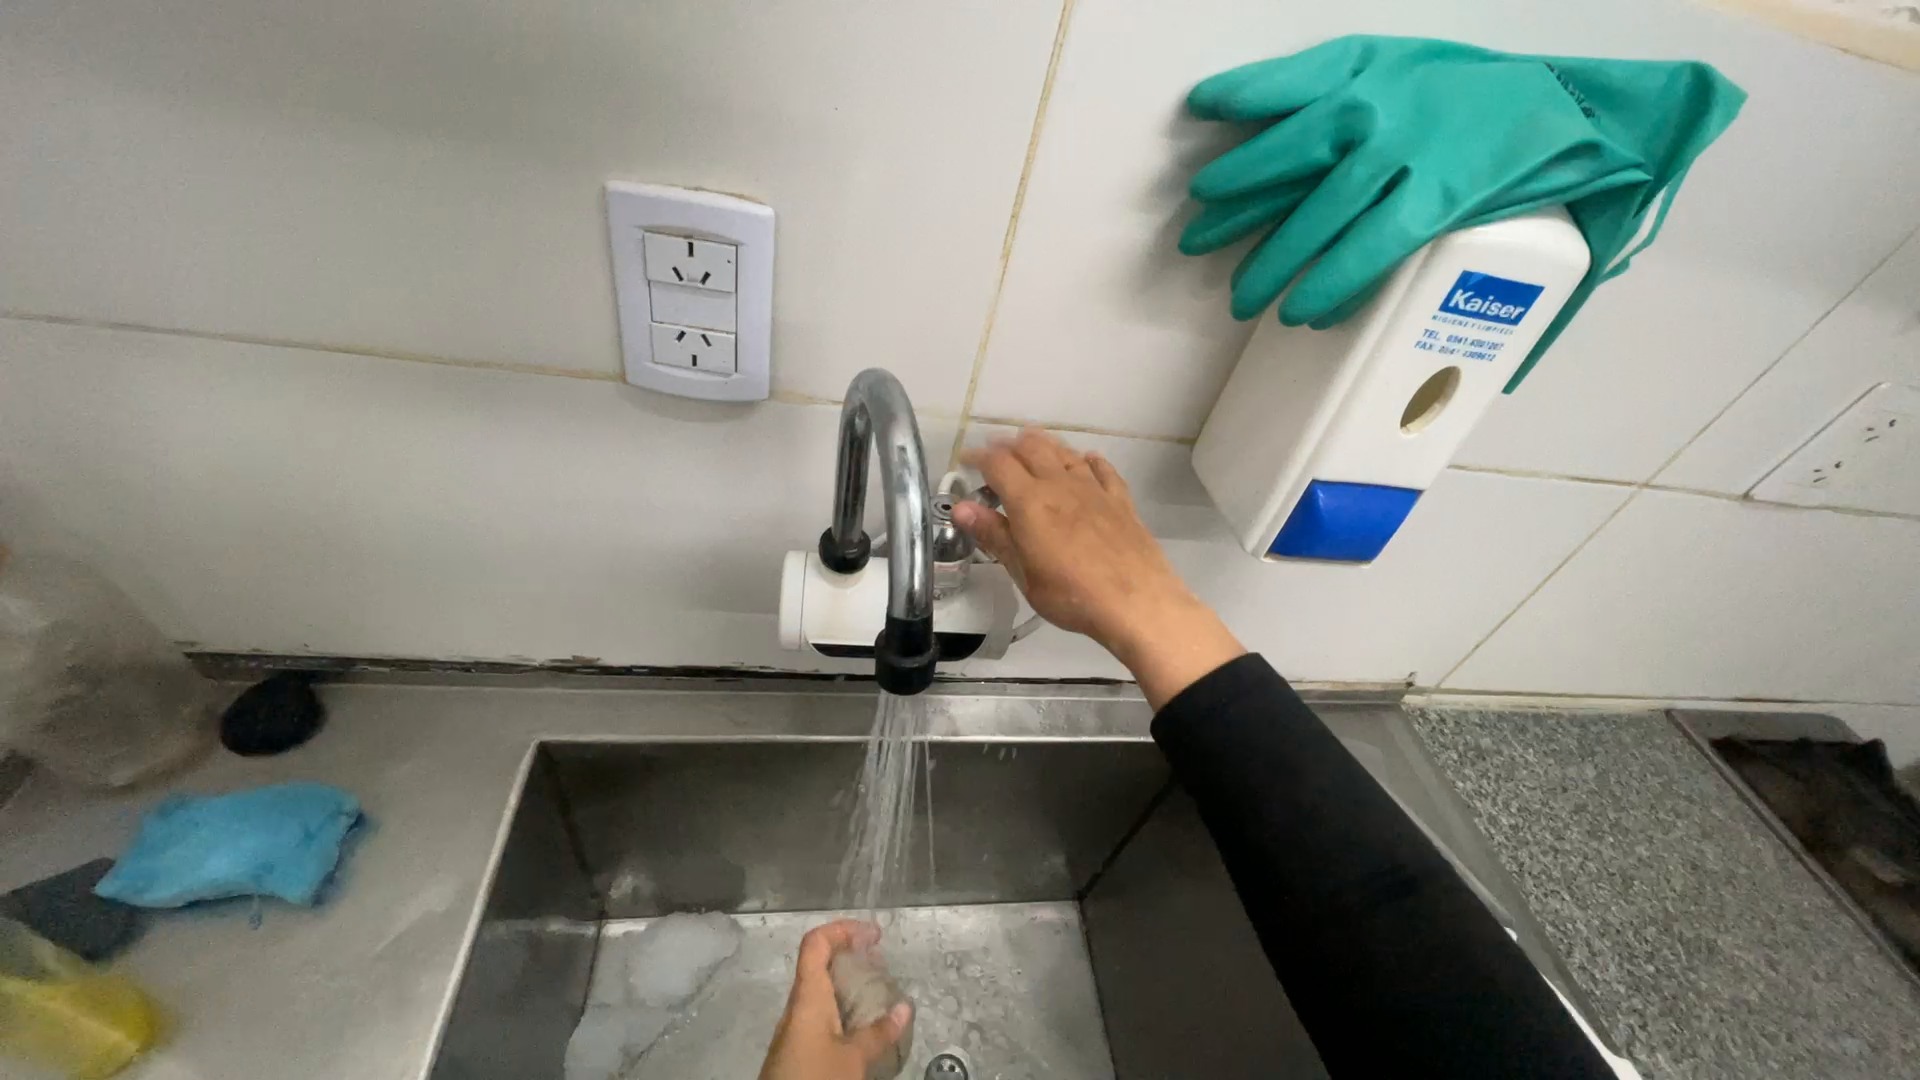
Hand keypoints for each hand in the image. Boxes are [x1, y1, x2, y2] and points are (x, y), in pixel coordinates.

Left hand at [759, 920, 911, 1079]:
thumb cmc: (814, 1077)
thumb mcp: (853, 1058)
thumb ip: (878, 1032)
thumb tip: (905, 1008)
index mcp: (807, 995)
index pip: (816, 941)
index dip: (842, 928)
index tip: (873, 935)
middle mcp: (797, 1004)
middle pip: (819, 962)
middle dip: (851, 955)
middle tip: (880, 962)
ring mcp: (795, 1027)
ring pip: (820, 990)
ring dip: (848, 983)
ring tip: (877, 990)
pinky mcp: (797, 1049)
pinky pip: (820, 1014)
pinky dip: (842, 1008)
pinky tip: (861, 1024)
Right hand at [954, 428, 1244, 708]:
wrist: (1136, 601)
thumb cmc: (1070, 594)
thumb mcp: (1023, 572)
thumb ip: (993, 535)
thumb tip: (961, 508)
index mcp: (1030, 501)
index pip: (998, 464)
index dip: (978, 457)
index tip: (966, 460)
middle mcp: (1060, 484)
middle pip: (1031, 448)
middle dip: (1008, 445)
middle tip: (995, 452)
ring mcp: (1094, 489)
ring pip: (1065, 452)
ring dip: (1044, 444)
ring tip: (1031, 445)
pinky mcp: (1120, 500)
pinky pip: (1102, 469)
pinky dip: (1088, 460)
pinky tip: (1087, 460)